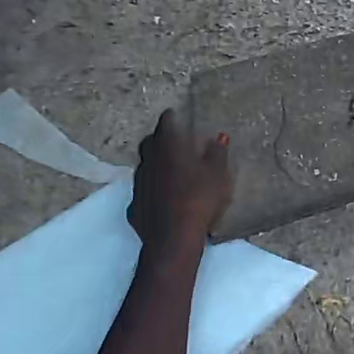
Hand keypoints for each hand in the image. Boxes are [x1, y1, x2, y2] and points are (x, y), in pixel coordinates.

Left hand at [127, 109, 231, 259]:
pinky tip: (163, 194)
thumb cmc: (200, 198)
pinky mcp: (135, 204)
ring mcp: (139, 183)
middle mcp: (150, 160)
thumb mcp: (218, 173)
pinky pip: (144, 188)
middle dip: (161, 138)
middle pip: (151, 141)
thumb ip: (217, 152)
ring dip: (157, 162)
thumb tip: (218, 137)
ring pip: (146, 164)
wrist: (173, 238)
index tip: (179, 116)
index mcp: (169, 146)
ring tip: (172, 168)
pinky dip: (153, 186)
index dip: (173, 117)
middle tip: (176, 141)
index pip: (166, 122)